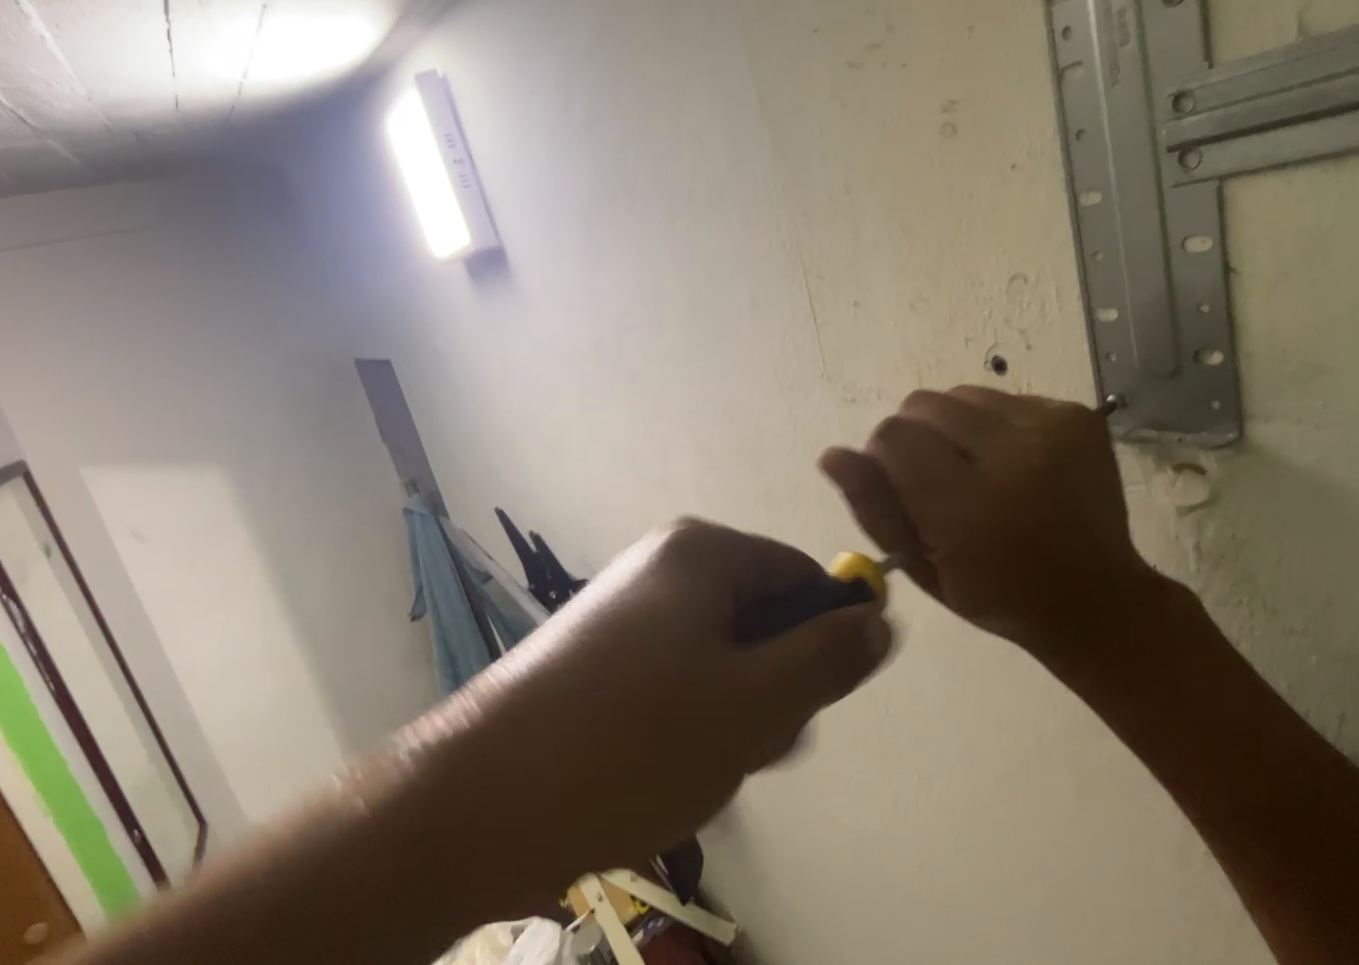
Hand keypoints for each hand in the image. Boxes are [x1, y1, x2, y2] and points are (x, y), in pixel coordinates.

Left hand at [415, 519, 892, 901]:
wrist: (479, 806)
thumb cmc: (635, 740)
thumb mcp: (756, 703)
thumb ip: (828, 658)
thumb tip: (879, 618)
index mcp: (702, 554)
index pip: (803, 579)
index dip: (823, 641)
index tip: (808, 706)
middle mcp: (662, 571)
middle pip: (762, 623)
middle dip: (769, 692)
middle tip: (742, 746)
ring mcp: (625, 619)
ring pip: (721, 668)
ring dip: (729, 723)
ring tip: (691, 770)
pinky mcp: (598, 668)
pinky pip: (675, 690)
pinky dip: (684, 734)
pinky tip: (656, 777)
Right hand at [819, 387, 1172, 653]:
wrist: (1094, 595)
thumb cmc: (997, 595)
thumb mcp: (921, 568)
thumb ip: (875, 509)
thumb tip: (832, 454)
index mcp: (967, 507)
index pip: (891, 436)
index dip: (886, 459)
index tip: (907, 489)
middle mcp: (1010, 455)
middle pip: (922, 404)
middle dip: (918, 438)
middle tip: (942, 482)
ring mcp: (1049, 428)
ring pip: (961, 394)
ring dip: (956, 427)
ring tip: (979, 471)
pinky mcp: (1075, 414)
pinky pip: (1004, 397)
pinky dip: (996, 425)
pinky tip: (1014, 465)